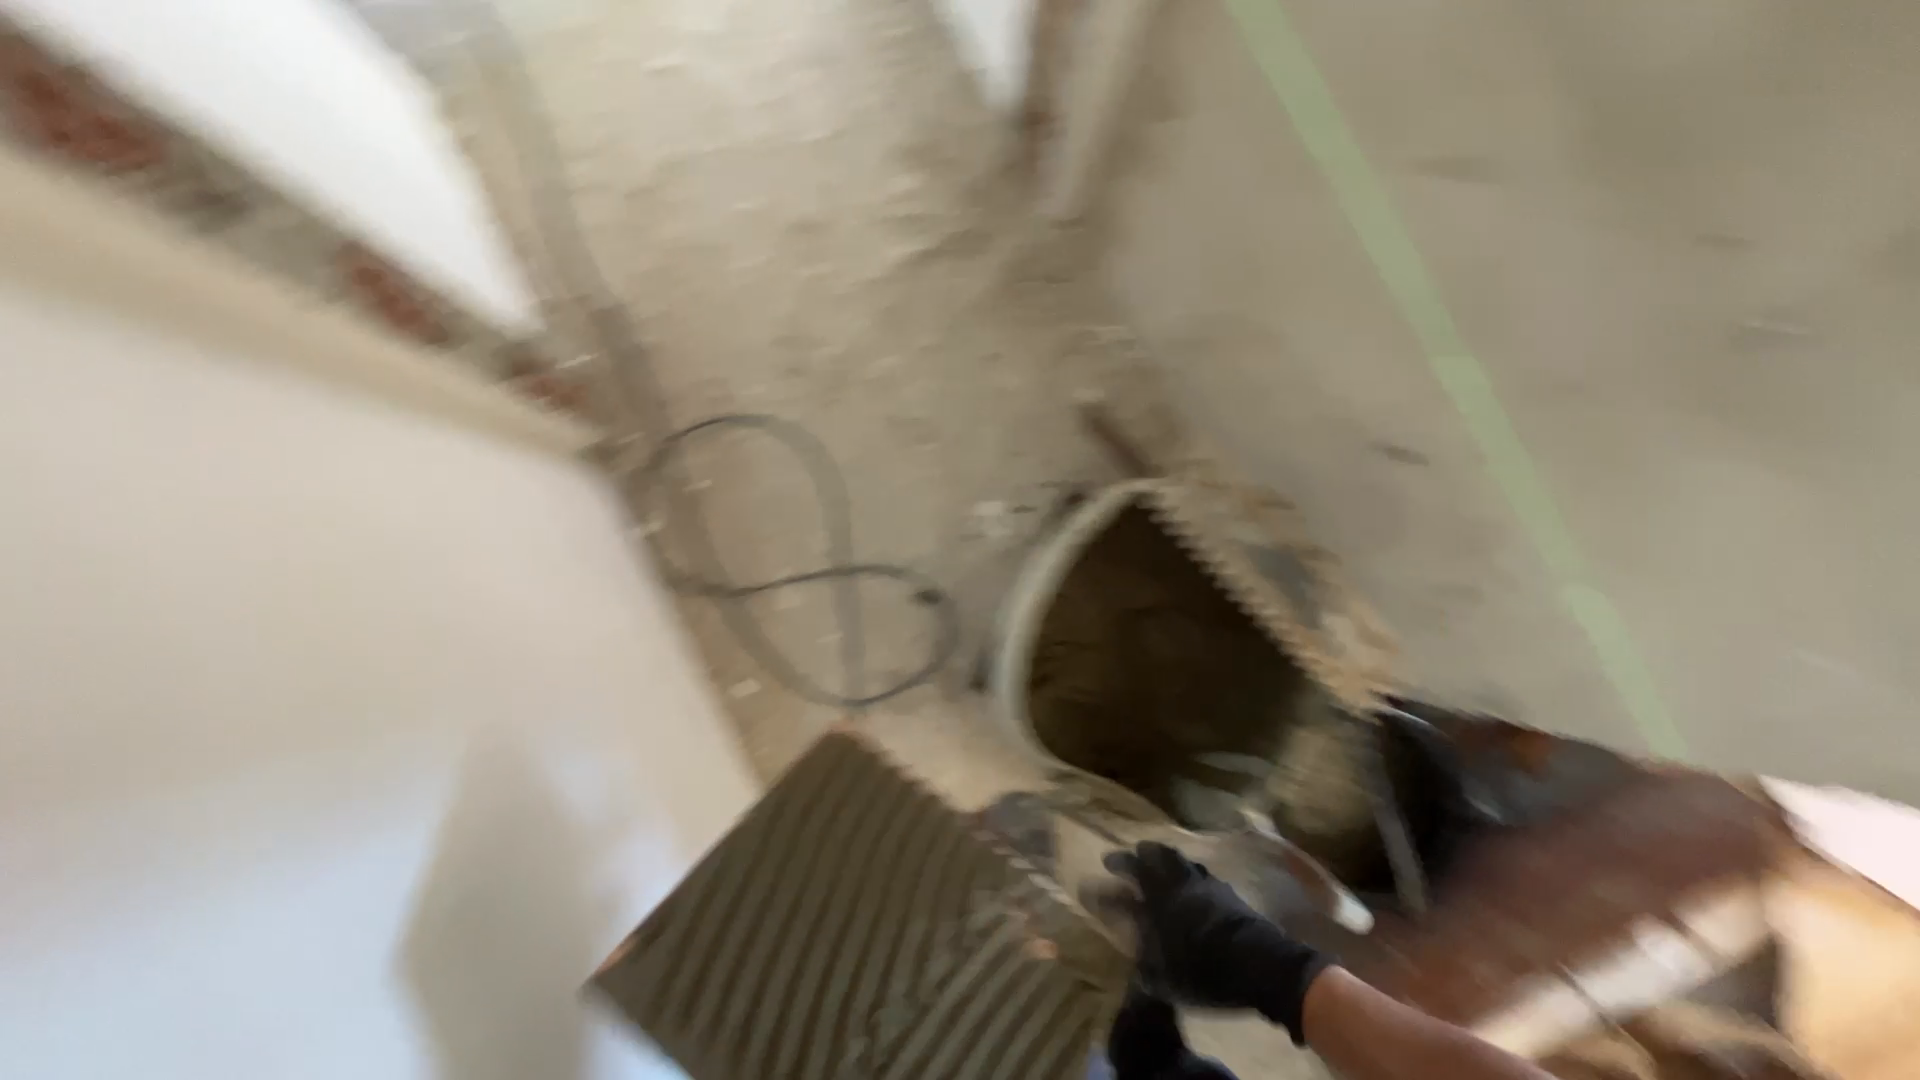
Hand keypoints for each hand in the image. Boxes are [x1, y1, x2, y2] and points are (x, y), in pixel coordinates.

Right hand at [1103, 842, 1333, 1043]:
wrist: (1262, 965)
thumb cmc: (1207, 971)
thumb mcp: (1167, 982)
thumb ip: (1147, 974)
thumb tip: (1136, 974)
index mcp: (1159, 899)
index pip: (1129, 876)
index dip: (1115, 869)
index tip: (1104, 863)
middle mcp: (1179, 885)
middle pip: (1155, 855)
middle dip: (1140, 854)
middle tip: (1132, 855)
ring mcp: (1205, 885)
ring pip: (1179, 860)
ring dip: (1165, 858)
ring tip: (1159, 861)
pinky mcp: (1228, 894)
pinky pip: (1199, 873)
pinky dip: (1188, 872)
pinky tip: (1190, 882)